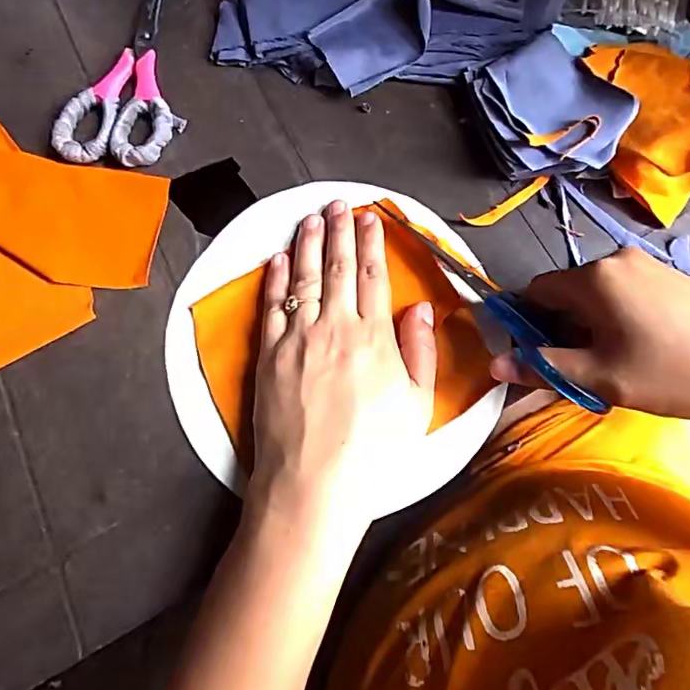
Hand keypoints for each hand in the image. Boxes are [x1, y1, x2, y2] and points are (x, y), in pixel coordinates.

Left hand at [249, 201, 436, 533]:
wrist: (314, 485)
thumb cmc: (371, 451)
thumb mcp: (416, 404)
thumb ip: (420, 350)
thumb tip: (419, 309)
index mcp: (374, 338)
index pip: (372, 276)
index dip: (372, 243)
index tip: (370, 218)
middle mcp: (335, 328)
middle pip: (337, 268)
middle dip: (340, 230)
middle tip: (340, 204)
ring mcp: (298, 340)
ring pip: (303, 278)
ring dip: (307, 243)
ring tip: (311, 218)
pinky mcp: (269, 356)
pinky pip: (272, 307)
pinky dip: (275, 279)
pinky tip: (278, 259)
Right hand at [489, 248, 689, 426]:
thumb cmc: (675, 373)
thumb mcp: (603, 377)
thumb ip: (545, 367)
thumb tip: (495, 365)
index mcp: (592, 277)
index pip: (535, 291)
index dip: (526, 326)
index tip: (536, 360)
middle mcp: (615, 259)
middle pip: (567, 293)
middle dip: (562, 330)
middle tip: (580, 374)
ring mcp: (647, 264)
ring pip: (597, 296)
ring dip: (591, 328)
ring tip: (615, 369)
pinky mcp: (671, 276)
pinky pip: (626, 295)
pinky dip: (618, 320)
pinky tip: (643, 353)